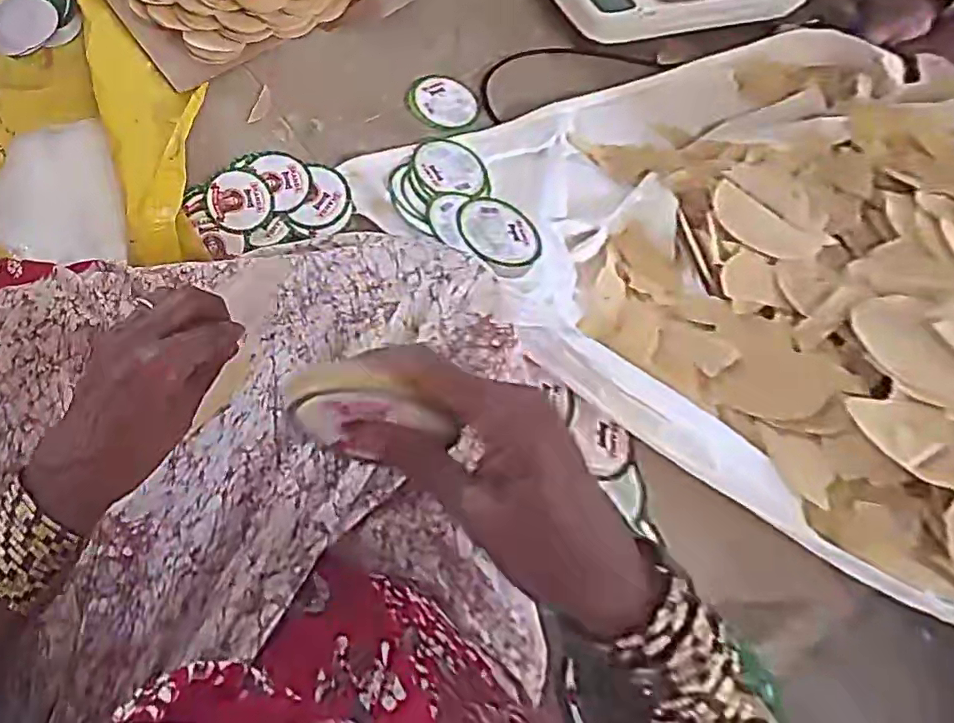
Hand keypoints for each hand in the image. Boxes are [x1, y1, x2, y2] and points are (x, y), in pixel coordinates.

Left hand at [25, 288, 243, 531]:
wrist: (79, 463)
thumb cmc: (134, 452)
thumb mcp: (182, 416)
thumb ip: (206, 372)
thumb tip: (228, 344)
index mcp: (162, 365)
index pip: (208, 333)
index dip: (229, 332)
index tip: (239, 334)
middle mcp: (139, 340)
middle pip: (186, 299)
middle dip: (213, 306)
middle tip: (225, 322)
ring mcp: (120, 335)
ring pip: (163, 300)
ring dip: (188, 308)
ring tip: (202, 327)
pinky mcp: (108, 338)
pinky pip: (144, 314)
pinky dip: (165, 317)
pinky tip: (174, 337)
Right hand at [343, 347, 660, 638]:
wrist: (616, 585)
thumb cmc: (547, 553)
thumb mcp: (474, 509)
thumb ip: (416, 459)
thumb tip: (355, 430)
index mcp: (505, 409)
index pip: (427, 369)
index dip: (377, 368)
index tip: (337, 379)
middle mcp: (514, 393)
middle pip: (436, 372)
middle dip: (386, 383)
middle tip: (343, 402)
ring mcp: (522, 404)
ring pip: (449, 385)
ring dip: (406, 397)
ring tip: (364, 415)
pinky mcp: (523, 419)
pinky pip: (467, 402)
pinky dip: (432, 410)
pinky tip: (408, 428)